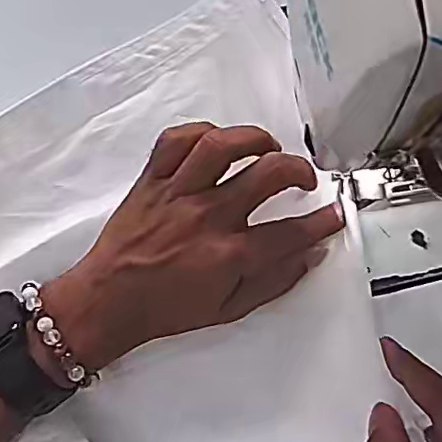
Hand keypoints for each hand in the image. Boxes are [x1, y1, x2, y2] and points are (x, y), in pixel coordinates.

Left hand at [41, 122, 344, 370]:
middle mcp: (205, 218)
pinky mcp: (152, 181)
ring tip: (267, 148)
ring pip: (222, 146)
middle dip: (300, 170)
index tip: (333, 215)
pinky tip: (216, 143)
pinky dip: (200, 133)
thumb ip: (273, 282)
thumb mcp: (228, 308)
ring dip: (254, 140)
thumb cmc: (163, 307)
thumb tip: (307, 257)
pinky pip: (175, 140)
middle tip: (305, 179)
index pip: (291, 232)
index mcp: (227, 255)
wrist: (109, 301)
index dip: (322, 221)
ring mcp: (177, 195)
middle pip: (268, 175)